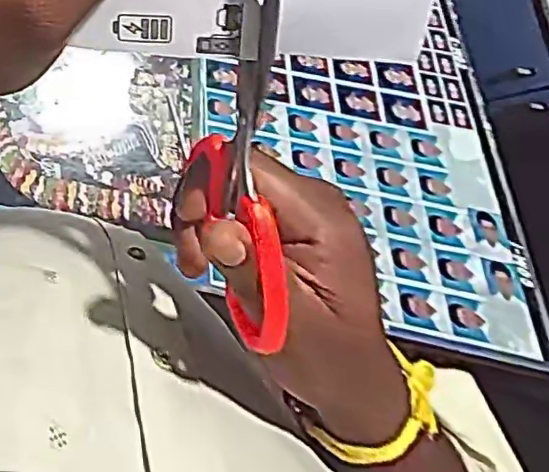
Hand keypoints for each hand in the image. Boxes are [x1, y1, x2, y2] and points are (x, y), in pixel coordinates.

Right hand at [172, 150, 408, 444]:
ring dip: (201, 221)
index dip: (207, 184)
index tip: (194, 224)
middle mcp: (310, 200)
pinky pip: (230, 202)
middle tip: (195, 253)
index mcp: (321, 215)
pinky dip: (212, 227)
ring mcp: (297, 207)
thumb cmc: (332, 360)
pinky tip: (215, 259)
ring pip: (223, 183)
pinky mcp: (281, 218)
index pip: (244, 162)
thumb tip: (216, 229)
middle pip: (228, 167)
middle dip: (200, 207)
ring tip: (202, 263)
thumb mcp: (290, 321)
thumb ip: (252, 270)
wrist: (354, 386)